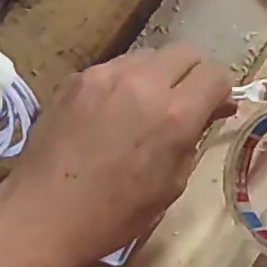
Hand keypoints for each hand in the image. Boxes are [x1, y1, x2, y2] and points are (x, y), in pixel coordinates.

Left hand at [0, 44, 233, 266]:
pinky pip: (115, 68)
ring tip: (145, 107)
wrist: (44, 213)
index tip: (215, 107)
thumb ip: (194, 139)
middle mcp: (142, 83)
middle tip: (186, 102)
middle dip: (193, 73)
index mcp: (174, 114)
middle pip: (185, 52)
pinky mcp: (77, 78)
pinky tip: (112, 113)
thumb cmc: (115, 214)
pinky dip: (125, 83)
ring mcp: (105, 75)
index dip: (221, 90)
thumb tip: (210, 111)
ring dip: (158, 75)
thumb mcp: (171, 184)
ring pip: (148, 55)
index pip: (215, 74)